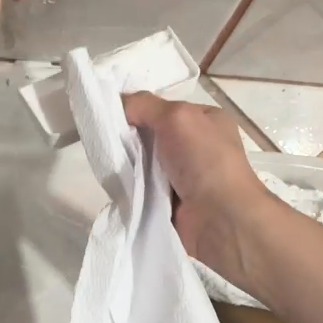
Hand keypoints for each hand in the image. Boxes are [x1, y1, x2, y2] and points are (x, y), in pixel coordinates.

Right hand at [123, 92, 274, 286]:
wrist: (219, 218)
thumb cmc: (204, 159)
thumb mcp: (176, 117)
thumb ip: (145, 105)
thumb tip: (118, 104)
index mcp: (206, 119)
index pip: (164, 107)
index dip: (138, 107)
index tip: (110, 113)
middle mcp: (197, 145)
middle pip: (151, 134)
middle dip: (129, 136)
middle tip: (103, 138)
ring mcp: (185, 174)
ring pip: (144, 161)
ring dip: (127, 163)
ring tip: (104, 161)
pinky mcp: (171, 199)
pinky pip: (143, 186)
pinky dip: (131, 185)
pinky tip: (115, 183)